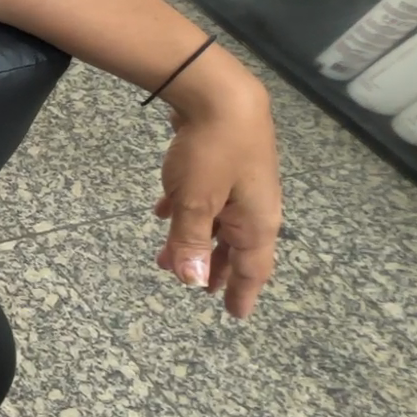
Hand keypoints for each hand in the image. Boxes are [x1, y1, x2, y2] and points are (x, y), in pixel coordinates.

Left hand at [154, 73, 282, 318]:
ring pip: (213, 225)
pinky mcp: (217, 169)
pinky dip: (182, 212)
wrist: (220, 100)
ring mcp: (236, 187)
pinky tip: (160, 214)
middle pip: (232, 248)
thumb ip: (191, 241)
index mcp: (256, 222)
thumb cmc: (210, 154)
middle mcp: (253, 208)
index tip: (234, 315)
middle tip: (194, 289)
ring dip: (191, 242)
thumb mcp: (196, 203)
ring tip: (166, 258)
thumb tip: (192, 282)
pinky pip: (199, 200)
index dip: (241, 292)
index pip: (252, 268)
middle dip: (211, 269)